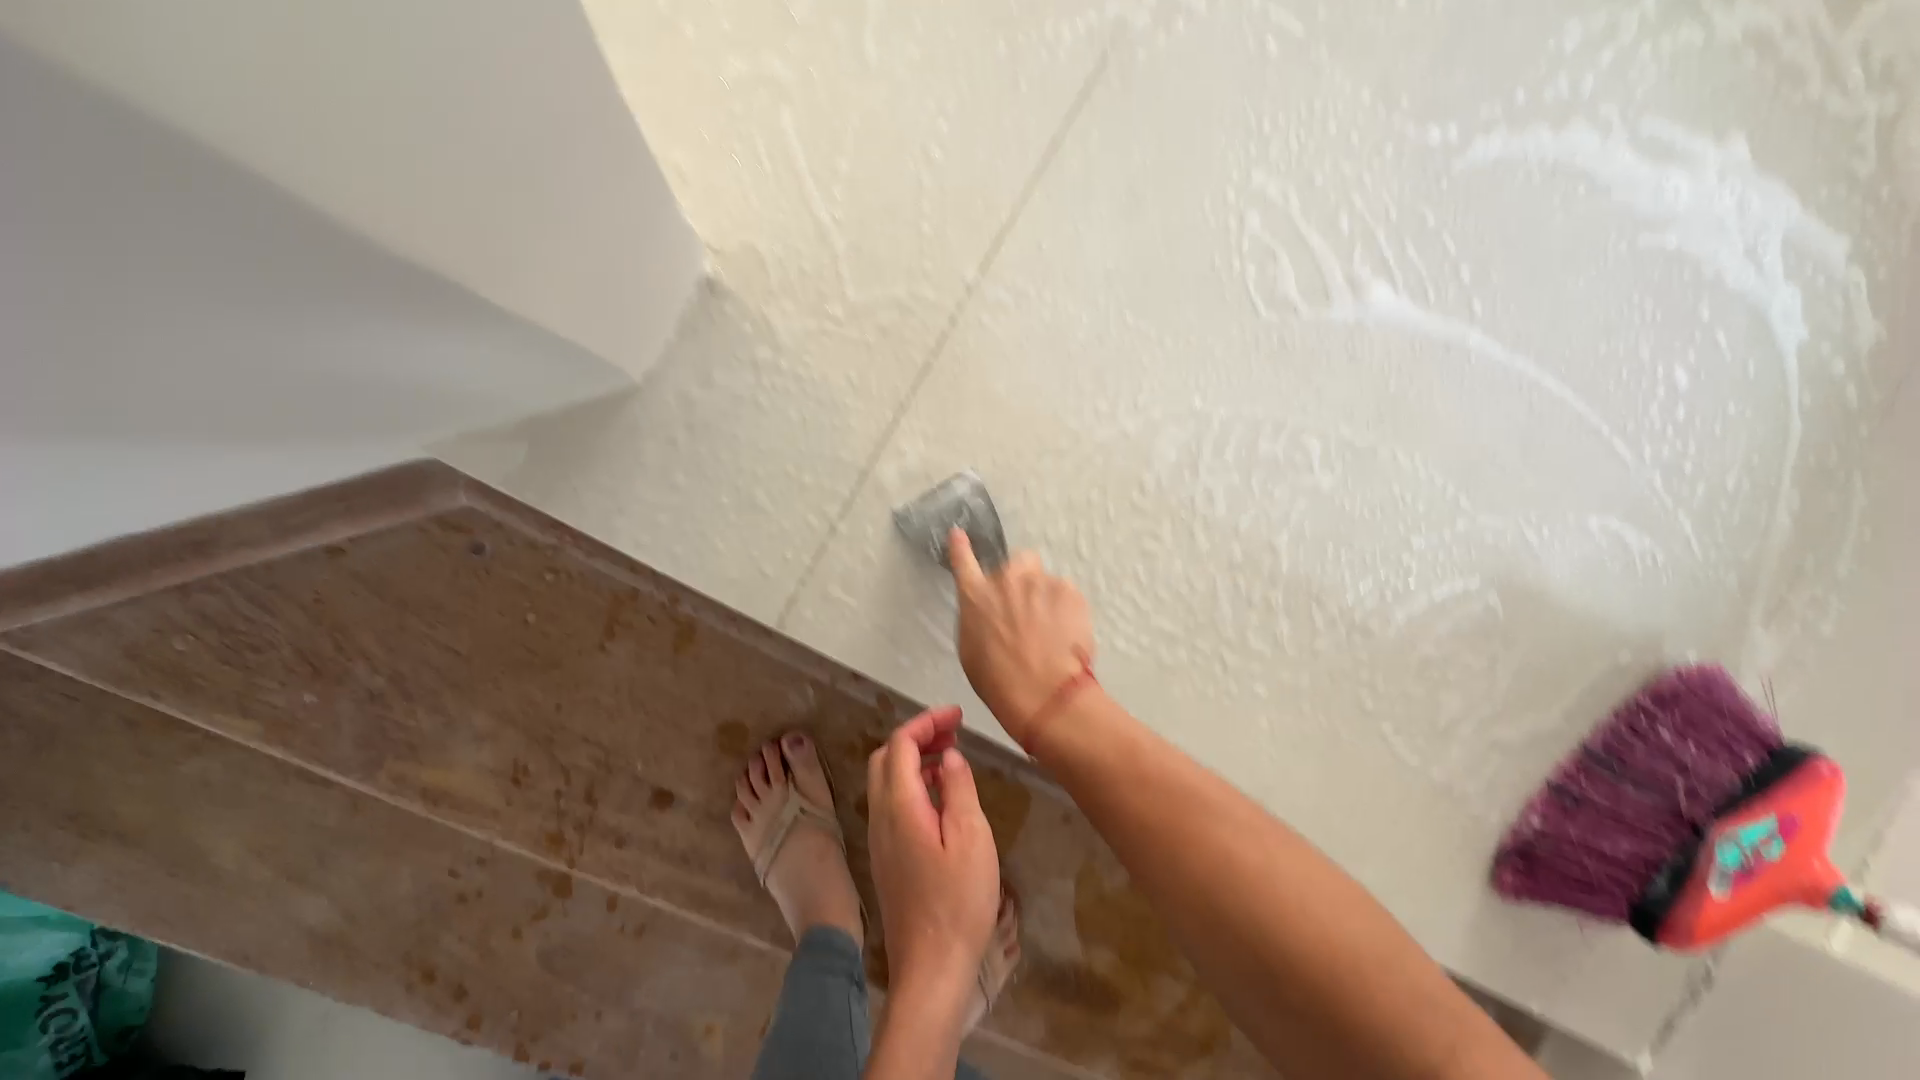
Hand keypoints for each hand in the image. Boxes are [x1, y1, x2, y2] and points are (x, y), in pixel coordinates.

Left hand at [866, 705, 1001, 1010]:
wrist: (930, 966)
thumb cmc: (957, 901)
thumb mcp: (972, 837)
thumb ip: (958, 789)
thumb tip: (948, 756)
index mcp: (899, 806)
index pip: (901, 744)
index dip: (927, 721)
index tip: (958, 715)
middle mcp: (879, 816)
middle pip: (886, 757)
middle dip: (917, 736)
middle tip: (953, 732)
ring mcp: (879, 838)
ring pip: (886, 781)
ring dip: (914, 760)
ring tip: (952, 759)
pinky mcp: (886, 857)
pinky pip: (891, 804)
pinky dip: (912, 785)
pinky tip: (942, 799)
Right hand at [948, 528, 1094, 748]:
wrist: (1043, 694)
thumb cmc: (998, 681)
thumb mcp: (971, 649)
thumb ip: (977, 618)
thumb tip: (986, 610)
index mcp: (975, 596)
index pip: (963, 561)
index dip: (961, 547)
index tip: (959, 533)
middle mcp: (1006, 579)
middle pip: (1017, 563)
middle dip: (1022, 579)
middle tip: (1027, 610)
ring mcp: (1040, 581)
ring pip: (1045, 580)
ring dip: (1046, 596)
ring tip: (1051, 630)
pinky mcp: (1070, 591)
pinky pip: (1067, 594)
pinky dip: (1067, 610)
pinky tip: (1066, 635)